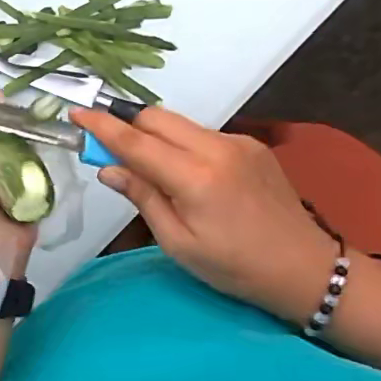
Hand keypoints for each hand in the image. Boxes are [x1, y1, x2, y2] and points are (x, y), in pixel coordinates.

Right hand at [73, 107, 339, 324]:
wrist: (303, 266)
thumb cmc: (234, 267)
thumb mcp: (179, 243)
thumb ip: (144, 198)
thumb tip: (109, 169)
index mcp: (196, 178)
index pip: (137, 142)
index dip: (103, 126)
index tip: (76, 113)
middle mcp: (217, 148)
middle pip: (157, 117)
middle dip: (126, 123)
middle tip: (103, 142)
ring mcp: (238, 142)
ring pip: (180, 123)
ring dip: (153, 134)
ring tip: (141, 161)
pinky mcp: (251, 144)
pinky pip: (202, 134)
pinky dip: (180, 143)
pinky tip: (182, 170)